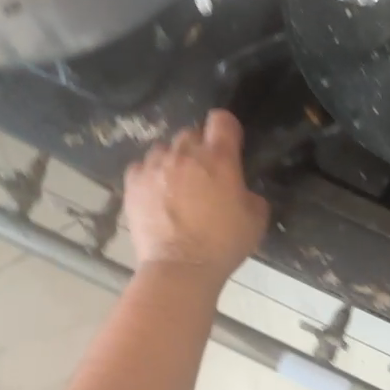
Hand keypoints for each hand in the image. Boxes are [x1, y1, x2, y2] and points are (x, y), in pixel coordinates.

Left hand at [123, 110, 269, 283]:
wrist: (181, 268)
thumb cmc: (223, 245)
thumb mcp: (256, 220)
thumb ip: (251, 195)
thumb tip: (241, 191)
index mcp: (219, 158)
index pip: (222, 120)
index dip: (227, 130)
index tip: (229, 147)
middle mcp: (184, 153)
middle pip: (191, 133)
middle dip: (199, 149)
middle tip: (204, 176)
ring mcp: (155, 166)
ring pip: (164, 150)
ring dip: (173, 162)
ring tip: (177, 187)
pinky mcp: (133, 183)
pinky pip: (142, 167)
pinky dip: (150, 176)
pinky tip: (157, 195)